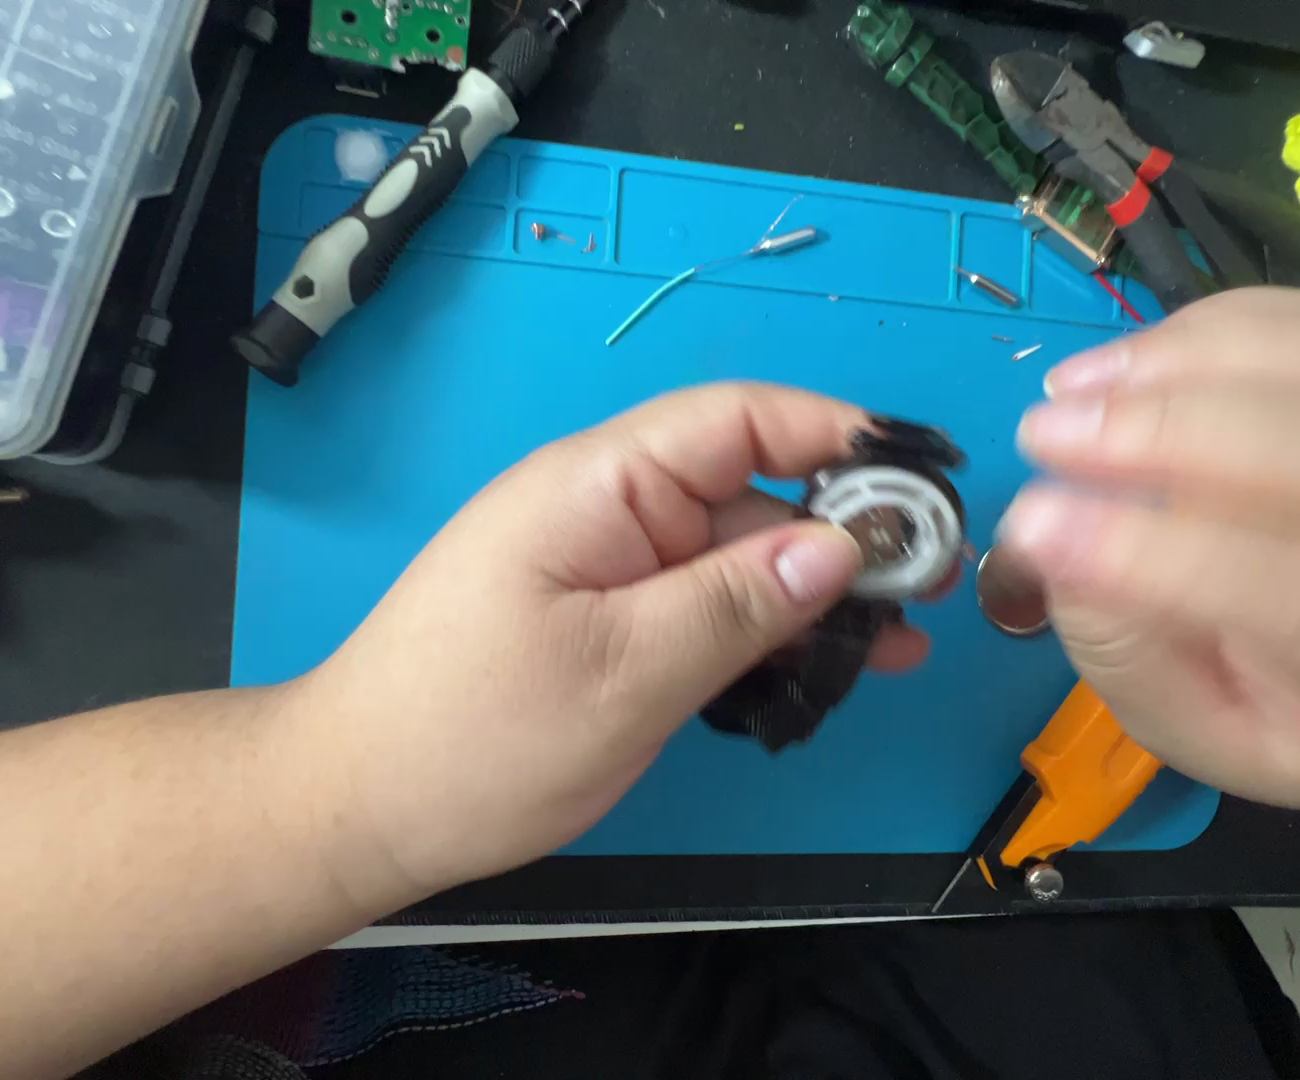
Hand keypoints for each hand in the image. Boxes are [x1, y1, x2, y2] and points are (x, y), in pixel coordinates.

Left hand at [288, 384, 930, 901]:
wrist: (368, 806)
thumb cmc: (476, 735)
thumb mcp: (621, 672)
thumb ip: (734, 604)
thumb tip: (841, 547)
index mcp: (602, 486)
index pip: (735, 421)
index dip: (833, 432)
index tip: (918, 471)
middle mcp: (618, 512)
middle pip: (751, 495)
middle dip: (844, 532)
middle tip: (930, 583)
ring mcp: (623, 570)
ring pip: (742, 560)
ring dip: (818, 595)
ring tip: (901, 641)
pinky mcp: (625, 621)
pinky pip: (714, 609)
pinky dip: (772, 633)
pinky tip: (833, 665)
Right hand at [998, 288, 1299, 811]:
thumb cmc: (1299, 723)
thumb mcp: (1196, 734)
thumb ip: (1123, 651)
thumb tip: (1045, 538)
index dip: (1153, 551)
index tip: (1030, 523)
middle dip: (1167, 430)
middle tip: (1043, 433)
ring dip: (1186, 359)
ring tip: (1072, 387)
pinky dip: (1216, 327)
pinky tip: (1130, 362)